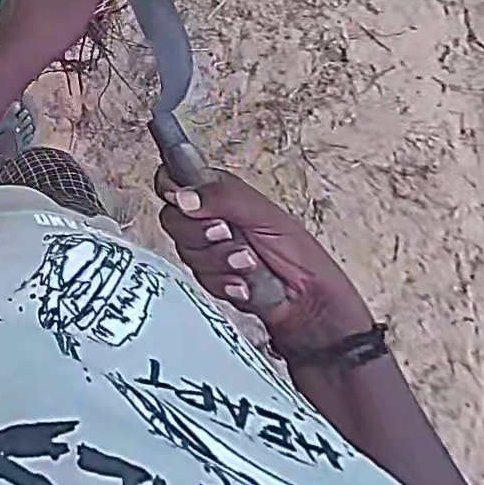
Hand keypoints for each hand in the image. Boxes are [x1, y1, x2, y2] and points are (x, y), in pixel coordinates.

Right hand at [155, 165, 375, 357]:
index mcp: (217, 192)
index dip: (171, 188)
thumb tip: (183, 196)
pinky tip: (246, 283)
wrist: (312, 306)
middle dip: (201, 230)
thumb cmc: (299, 254)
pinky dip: (225, 281)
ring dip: (219, 258)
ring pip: (184, 249)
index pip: (172, 179)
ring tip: (249, 261)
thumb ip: (223, 198)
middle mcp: (206, 217)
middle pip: (171, 217)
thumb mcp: (264, 215)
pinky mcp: (209, 277)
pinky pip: (199, 277)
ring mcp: (206, 249)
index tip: (182, 200)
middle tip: (228, 232)